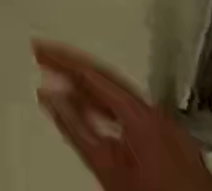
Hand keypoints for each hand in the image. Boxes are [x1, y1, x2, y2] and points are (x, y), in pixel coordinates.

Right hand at [33, 40, 211, 190]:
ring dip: (87, 89)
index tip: (39, 48)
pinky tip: (90, 113)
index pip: (92, 71)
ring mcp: (167, 128)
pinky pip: (133, 114)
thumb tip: (49, 95)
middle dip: (71, 68)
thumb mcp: (105, 164)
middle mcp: (157, 114)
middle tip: (43, 58)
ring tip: (58, 83)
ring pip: (119, 97)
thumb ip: (74, 126)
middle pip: (106, 79)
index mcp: (141, 111)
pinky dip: (107, 108)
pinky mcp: (172, 143)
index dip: (61, 57)